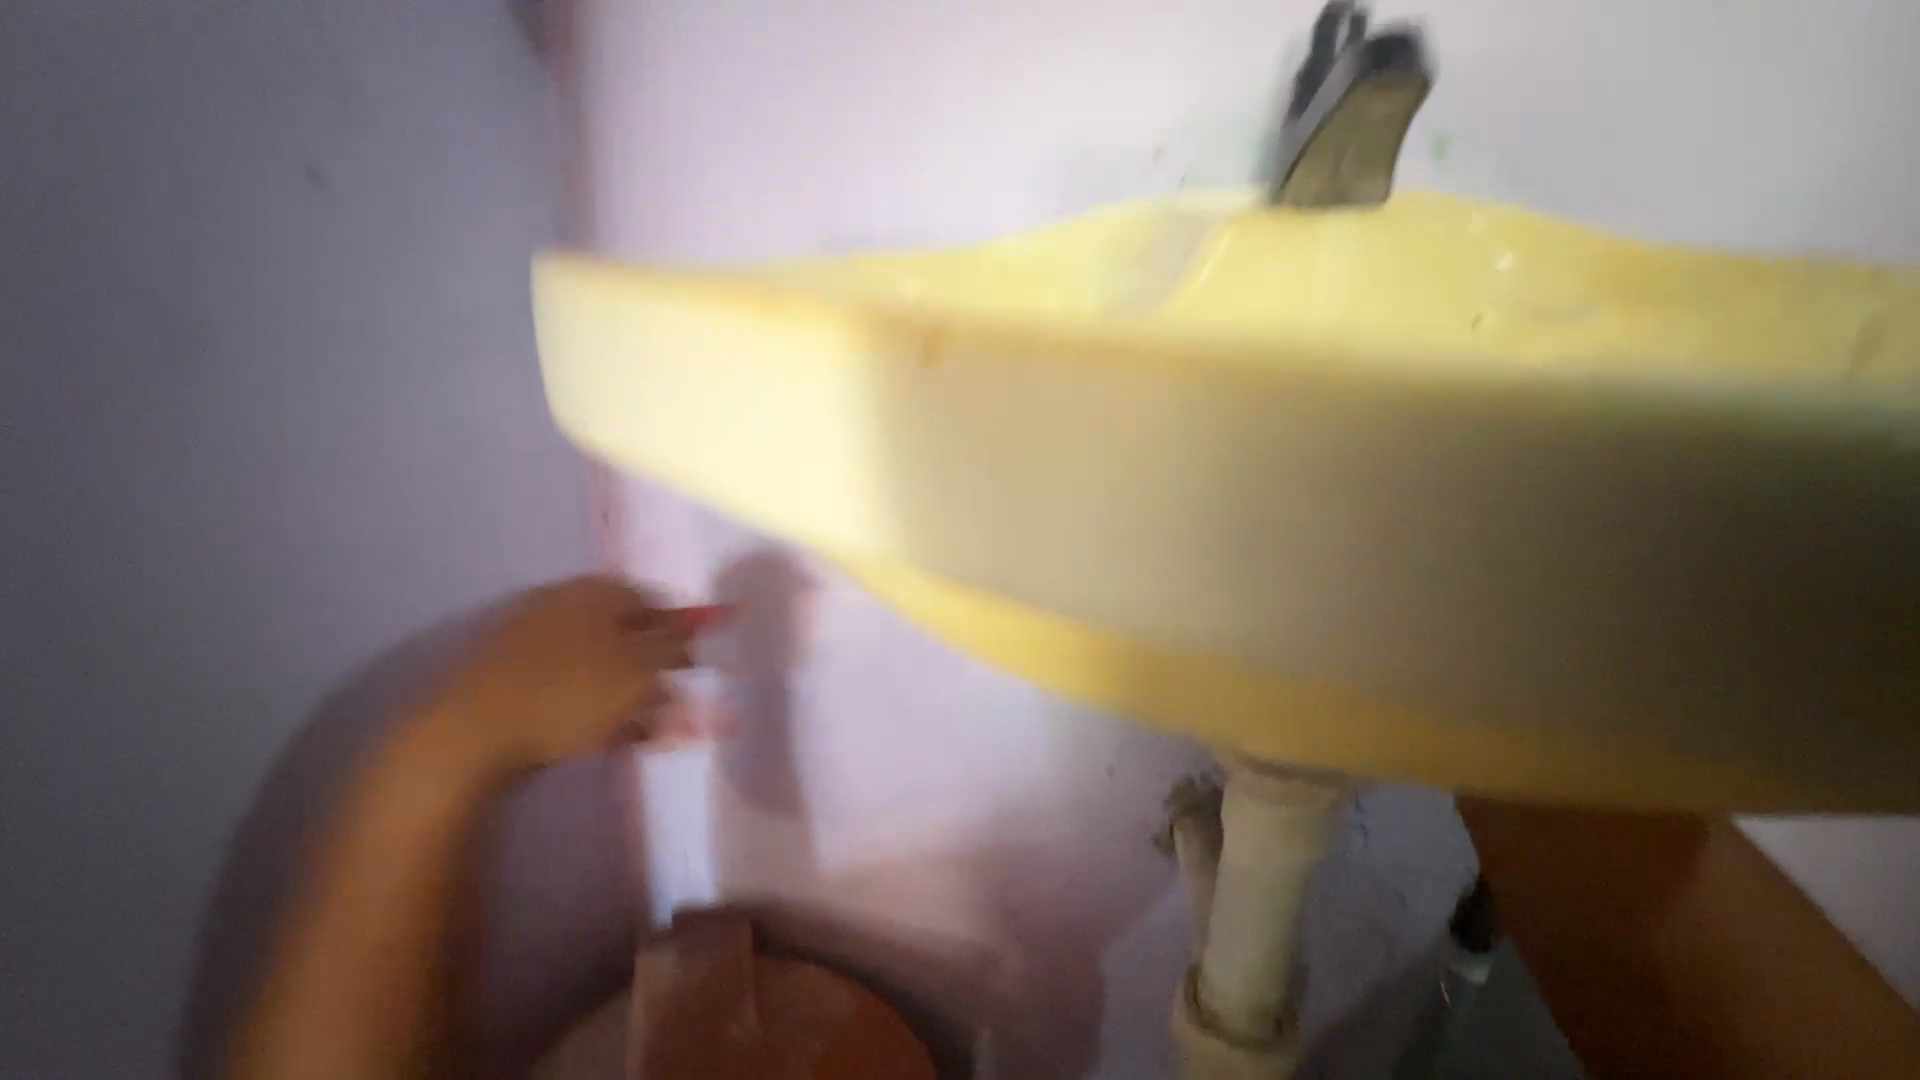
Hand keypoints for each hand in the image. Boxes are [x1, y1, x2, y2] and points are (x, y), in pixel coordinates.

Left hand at [409, 575, 694, 775]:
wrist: (470, 734)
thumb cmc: (569, 695)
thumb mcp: (639, 671)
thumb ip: (673, 646)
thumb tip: (692, 629)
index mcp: (595, 591)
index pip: (652, 601)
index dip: (678, 633)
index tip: (690, 669)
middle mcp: (561, 601)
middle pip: (622, 631)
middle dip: (649, 666)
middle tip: (666, 701)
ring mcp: (528, 634)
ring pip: (593, 659)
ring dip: (620, 690)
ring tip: (637, 727)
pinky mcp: (505, 672)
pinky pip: (563, 681)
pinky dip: (587, 702)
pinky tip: (598, 733)